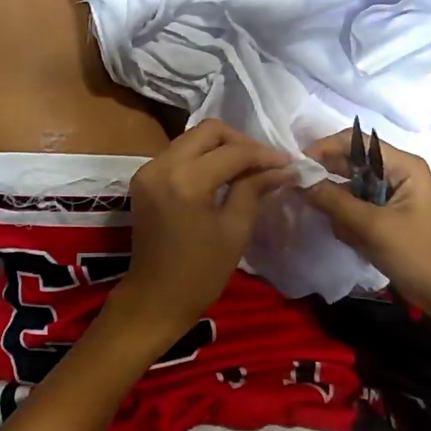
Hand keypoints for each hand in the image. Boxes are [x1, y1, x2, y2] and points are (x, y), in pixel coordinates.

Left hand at [107, 120, 293, 339]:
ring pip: (191, 139)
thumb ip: (254, 189)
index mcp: (186, 181)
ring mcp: (148, 170)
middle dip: (240, 142)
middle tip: (264, 163)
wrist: (154, 299)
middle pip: (208, 131)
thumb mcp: (235, 230)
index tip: (287, 164)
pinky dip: (202, 158)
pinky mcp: (143, 179)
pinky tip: (222, 175)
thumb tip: (283, 169)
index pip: (232, 152)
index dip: (263, 155)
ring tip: (247, 169)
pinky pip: (178, 154)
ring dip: (220, 148)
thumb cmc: (200, 273)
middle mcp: (161, 166)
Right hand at [301, 130, 430, 315]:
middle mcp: (396, 174)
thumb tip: (298, 180)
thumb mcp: (373, 227)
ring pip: (349, 189)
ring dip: (338, 207)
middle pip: (350, 164)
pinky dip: (346, 221)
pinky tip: (352, 239)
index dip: (324, 148)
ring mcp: (390, 196)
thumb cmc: (419, 254)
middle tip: (300, 193)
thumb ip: (333, 201)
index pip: (355, 142)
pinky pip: (354, 209)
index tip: (297, 166)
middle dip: (328, 180)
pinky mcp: (385, 217)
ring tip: (341, 228)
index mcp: (402, 166)